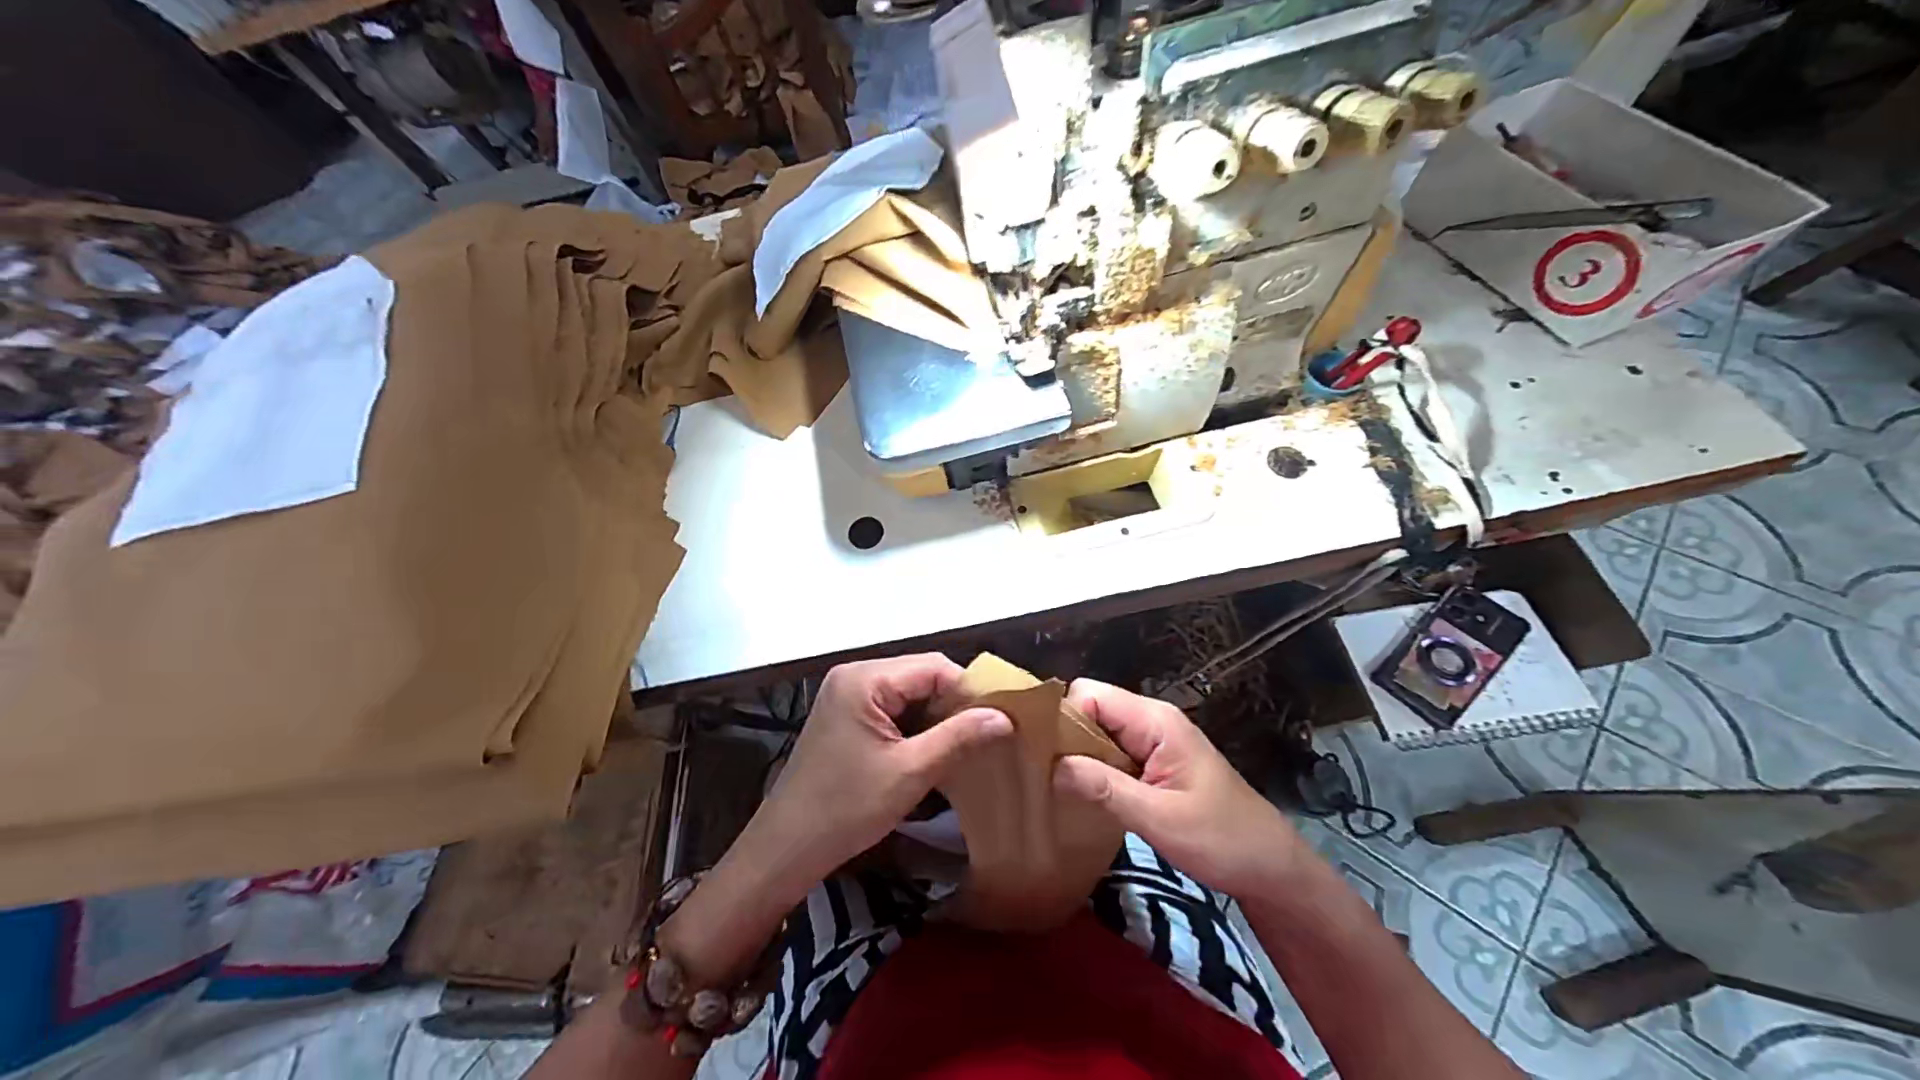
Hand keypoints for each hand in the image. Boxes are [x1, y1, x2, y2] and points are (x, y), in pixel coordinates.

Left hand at [746, 654, 1012, 892]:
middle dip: (954, 704)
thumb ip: (959, 738)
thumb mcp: (910, 772)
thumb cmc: (846, 808)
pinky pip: (892, 708)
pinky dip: (916, 726)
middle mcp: (854, 676)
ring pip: (909, 693)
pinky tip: (932, 749)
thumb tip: (1005, 717)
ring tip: (965, 745)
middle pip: (921, 676)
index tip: (999, 721)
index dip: (970, 691)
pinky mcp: (845, 716)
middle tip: (985, 736)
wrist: (786, 848)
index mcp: (865, 679)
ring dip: (937, 717)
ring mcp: (846, 695)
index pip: (934, 667)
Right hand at [1052, 679, 1307, 898]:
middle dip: (1064, 737)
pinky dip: (1092, 769)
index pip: (1090, 695)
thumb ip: (1105, 789)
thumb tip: (1051, 766)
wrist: (1270, 868)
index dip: (1062, 718)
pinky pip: (1109, 752)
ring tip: (1054, 787)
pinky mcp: (1151, 763)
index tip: (1040, 755)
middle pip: (1090, 709)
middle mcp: (1150, 722)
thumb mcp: (1161, 819)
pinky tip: (1081, 796)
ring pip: (1097, 732)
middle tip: (1042, 776)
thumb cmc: (1224, 840)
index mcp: (1155, 722)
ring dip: (1076, 756)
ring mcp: (1151, 742)